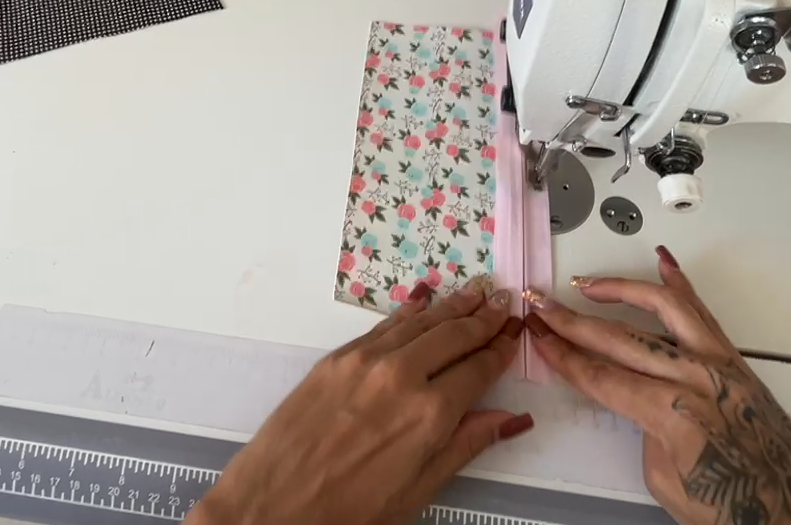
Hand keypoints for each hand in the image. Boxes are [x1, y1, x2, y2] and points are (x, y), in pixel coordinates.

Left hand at [189, 279, 532, 524]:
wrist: (274, 503)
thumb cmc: (350, 511)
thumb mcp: (417, 489)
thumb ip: (464, 445)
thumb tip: (510, 419)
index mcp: (429, 415)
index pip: (477, 370)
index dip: (500, 349)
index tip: (516, 332)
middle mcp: (402, 376)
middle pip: (453, 336)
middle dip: (483, 317)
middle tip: (503, 299)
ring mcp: (368, 360)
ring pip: (421, 322)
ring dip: (452, 305)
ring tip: (476, 289)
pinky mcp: (339, 355)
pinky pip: (385, 326)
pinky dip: (410, 311)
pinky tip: (425, 299)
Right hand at [528, 248, 790, 524]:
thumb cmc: (736, 513)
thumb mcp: (669, 484)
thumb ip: (645, 431)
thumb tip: (637, 400)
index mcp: (672, 413)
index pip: (600, 376)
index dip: (564, 356)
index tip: (538, 336)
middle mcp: (694, 378)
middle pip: (617, 338)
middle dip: (572, 321)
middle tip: (541, 304)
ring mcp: (718, 363)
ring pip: (659, 308)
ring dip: (618, 290)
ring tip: (587, 284)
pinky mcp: (735, 360)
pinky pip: (701, 313)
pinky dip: (680, 284)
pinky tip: (663, 261)